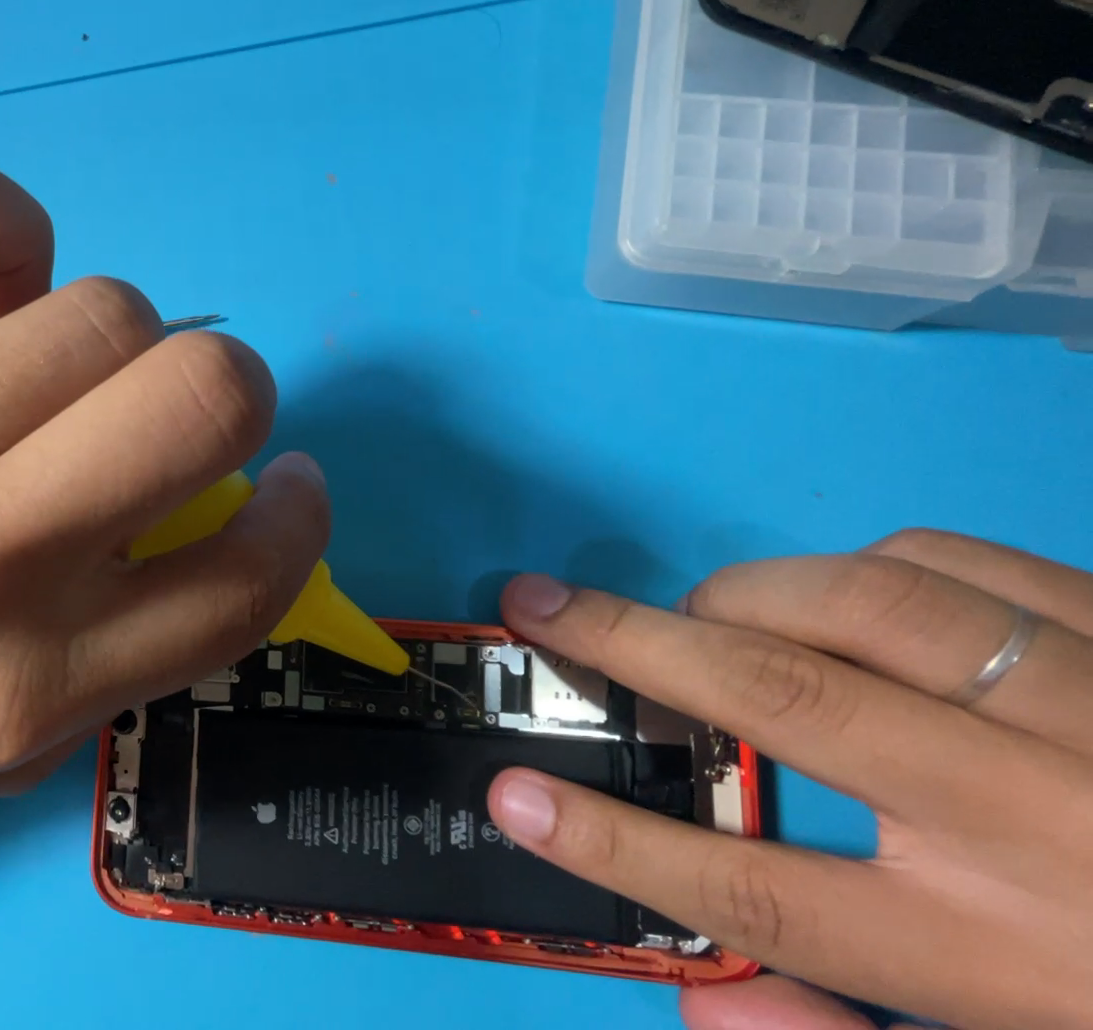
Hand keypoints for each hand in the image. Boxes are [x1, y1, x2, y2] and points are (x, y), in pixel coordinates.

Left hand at [0, 145, 329, 801]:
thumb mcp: (13, 739)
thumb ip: (141, 645)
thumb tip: (231, 508)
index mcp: (30, 681)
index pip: (242, 582)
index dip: (297, 521)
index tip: (286, 486)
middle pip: (199, 400)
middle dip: (229, 399)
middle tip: (180, 417)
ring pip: (104, 310)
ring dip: (115, 341)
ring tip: (54, 373)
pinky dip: (8, 228)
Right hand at [485, 530, 1092, 1028]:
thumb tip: (702, 995)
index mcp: (1018, 960)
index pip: (763, 898)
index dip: (618, 847)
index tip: (510, 796)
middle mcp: (1052, 824)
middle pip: (785, 703)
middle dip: (632, 646)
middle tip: (535, 605)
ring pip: (870, 602)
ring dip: (744, 594)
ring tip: (704, 613)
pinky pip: (960, 564)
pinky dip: (865, 570)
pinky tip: (853, 605)